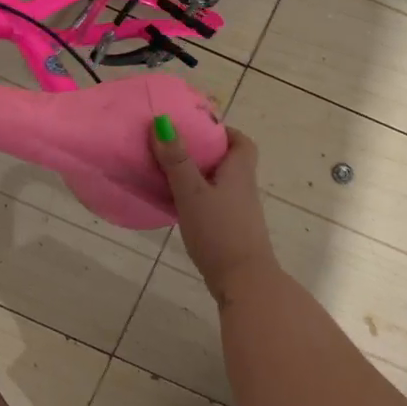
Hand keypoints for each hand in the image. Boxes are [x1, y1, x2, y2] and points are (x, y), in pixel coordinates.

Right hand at [152, 123, 278, 303]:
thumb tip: (162, 121)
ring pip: (216, 182)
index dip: (222, 131)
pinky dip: (192, 195)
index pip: (242, 143)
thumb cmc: (220, 231)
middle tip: (168, 144)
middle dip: (199, 149)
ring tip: (162, 168)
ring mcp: (236, 212)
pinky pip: (210, 201)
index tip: (194, 127)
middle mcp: (241, 189)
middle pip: (226, 161)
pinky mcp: (227, 229)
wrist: (244, 283)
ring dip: (193, 173)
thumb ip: (176, 159)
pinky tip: (171, 200)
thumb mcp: (192, 192)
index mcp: (238, 174)